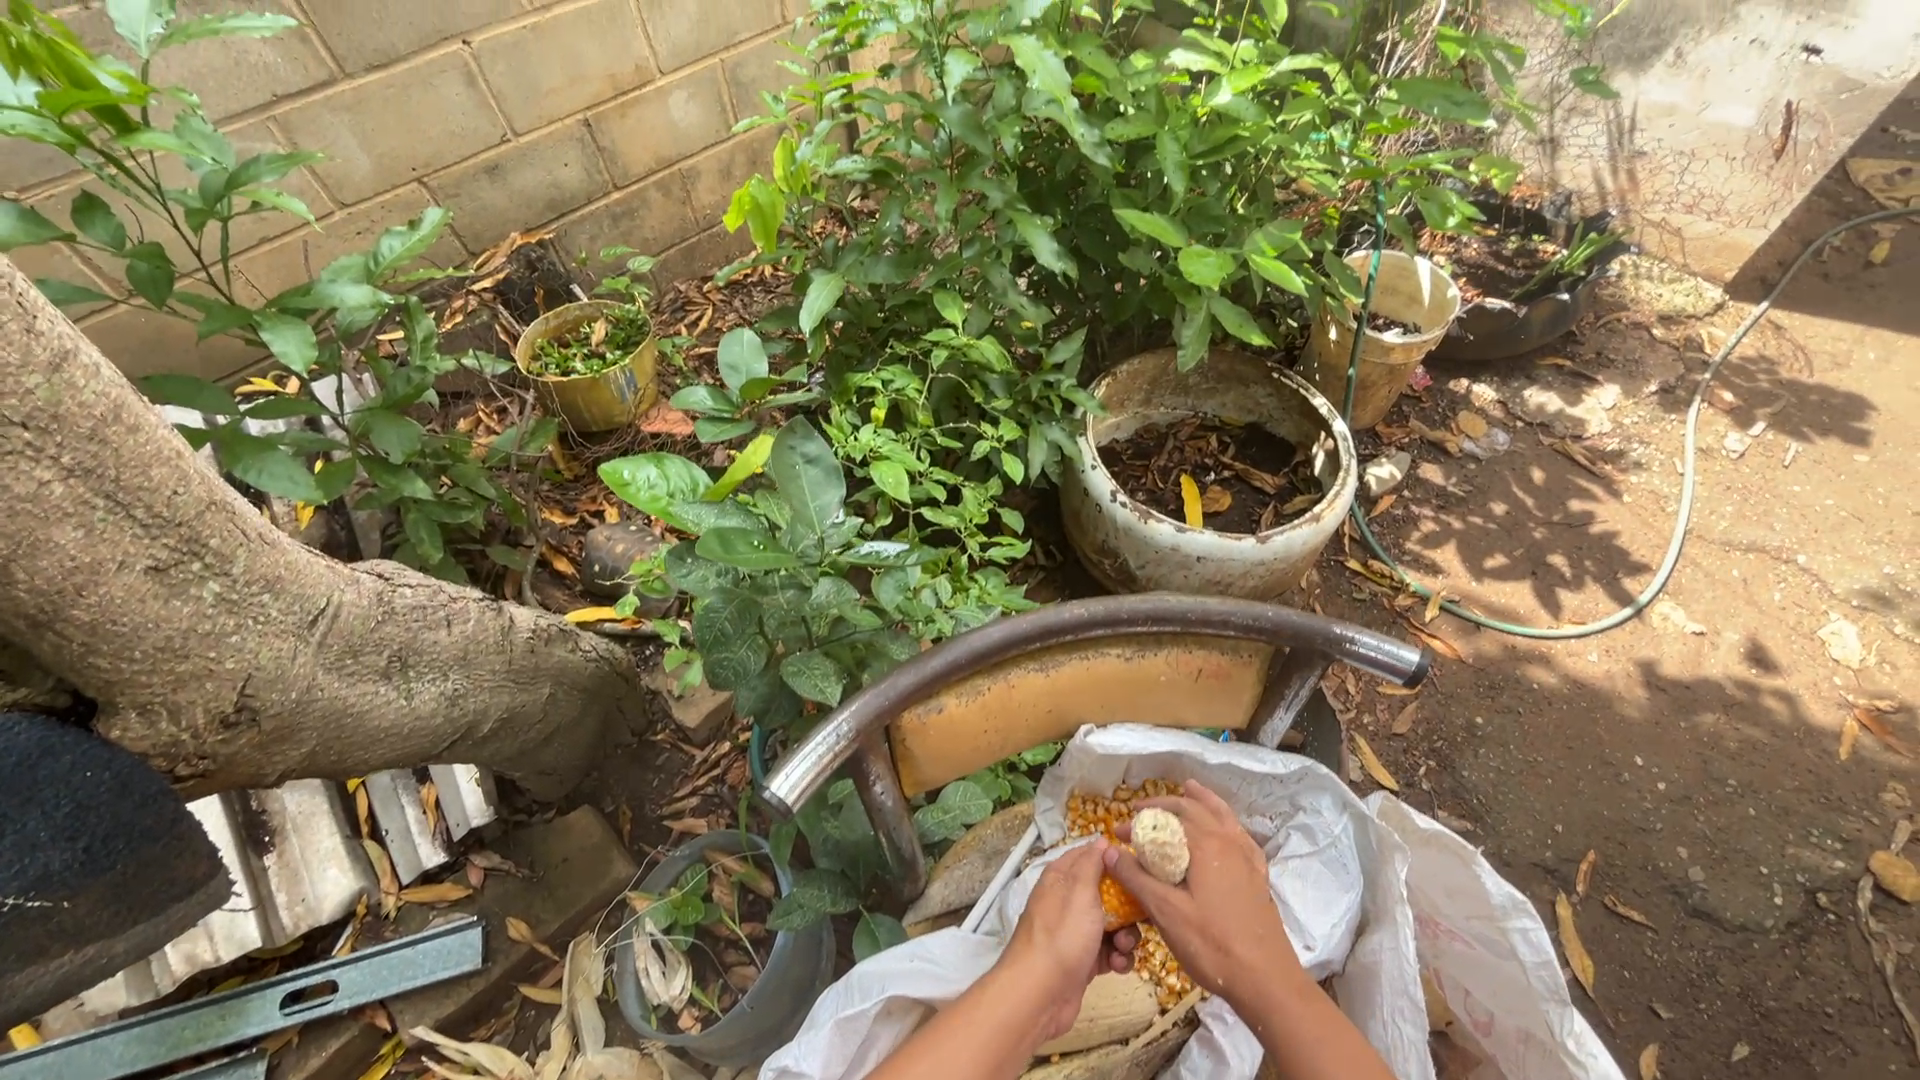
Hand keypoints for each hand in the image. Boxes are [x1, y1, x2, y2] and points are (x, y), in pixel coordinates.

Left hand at [997, 838, 1141, 1041]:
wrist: (1040, 994)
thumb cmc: (1062, 935)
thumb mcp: (1079, 890)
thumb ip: (1092, 863)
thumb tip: (1101, 839)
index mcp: (1062, 878)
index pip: (1090, 856)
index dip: (1113, 858)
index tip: (1139, 866)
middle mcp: (1068, 901)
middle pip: (1107, 892)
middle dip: (1128, 905)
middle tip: (1140, 915)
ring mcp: (1076, 932)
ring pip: (1113, 924)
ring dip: (1126, 936)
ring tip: (1123, 948)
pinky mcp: (1083, 960)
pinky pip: (1109, 952)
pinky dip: (1117, 958)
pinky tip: (1118, 967)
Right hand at [1104, 781, 1301, 1009]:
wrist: (1267, 981)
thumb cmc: (1213, 945)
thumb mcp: (1166, 912)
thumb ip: (1136, 878)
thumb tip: (1110, 851)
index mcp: (1207, 845)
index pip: (1168, 817)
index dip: (1141, 819)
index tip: (1119, 831)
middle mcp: (1230, 843)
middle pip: (1197, 809)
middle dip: (1167, 806)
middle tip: (1143, 811)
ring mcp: (1248, 860)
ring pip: (1224, 817)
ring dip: (1203, 801)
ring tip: (1190, 789)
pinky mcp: (1258, 878)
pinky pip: (1241, 837)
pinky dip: (1227, 823)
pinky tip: (1225, 831)